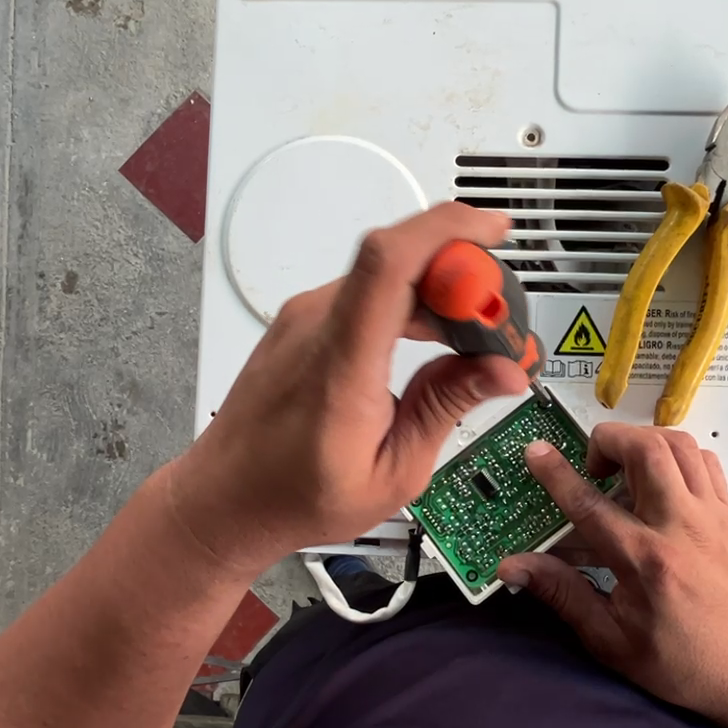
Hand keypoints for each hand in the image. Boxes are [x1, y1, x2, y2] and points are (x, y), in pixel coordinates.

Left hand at [164, 203, 530, 574]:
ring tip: (473, 342)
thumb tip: (500, 370)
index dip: (449, 230)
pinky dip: (414, 303)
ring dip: (442, 294)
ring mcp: (306, 317)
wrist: (227, 497)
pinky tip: (435, 339)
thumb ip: (446, 408)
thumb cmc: (292, 494)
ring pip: (390, 272)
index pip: (391, 262)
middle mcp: (316, 325)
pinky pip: (371, 289)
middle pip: (402, 259)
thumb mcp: (392, 472)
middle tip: (500, 326)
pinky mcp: (306, 321)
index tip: (495, 233)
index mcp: (340, 367)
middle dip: (466, 279)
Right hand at [496, 424, 727, 727]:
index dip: (556, 473)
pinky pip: (704, 462)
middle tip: (590, 466)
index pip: (590, 504)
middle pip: (646, 449)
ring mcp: (712, 517)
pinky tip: (659, 481)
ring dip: (642, 442)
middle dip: (607, 440)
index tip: (535, 452)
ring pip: (679, 445)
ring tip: (622, 470)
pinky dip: (676, 456)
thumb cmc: (682, 664)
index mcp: (645, 562)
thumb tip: (512, 567)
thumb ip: (562, 593)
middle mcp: (681, 528)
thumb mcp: (610, 640)